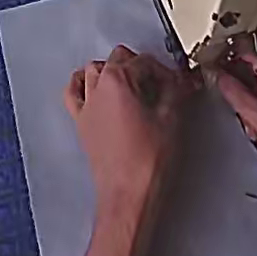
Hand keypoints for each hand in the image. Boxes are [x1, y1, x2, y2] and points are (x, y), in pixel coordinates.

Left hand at [65, 46, 191, 216]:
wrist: (127, 197)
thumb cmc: (147, 161)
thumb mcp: (170, 119)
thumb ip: (175, 92)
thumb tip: (183, 81)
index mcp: (118, 80)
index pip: (144, 62)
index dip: (164, 71)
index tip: (177, 83)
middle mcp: (97, 87)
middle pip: (118, 59)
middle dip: (140, 66)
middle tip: (160, 83)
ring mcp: (86, 104)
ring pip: (94, 71)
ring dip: (112, 71)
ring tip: (132, 85)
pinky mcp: (81, 123)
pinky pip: (73, 93)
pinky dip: (82, 85)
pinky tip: (95, 90)